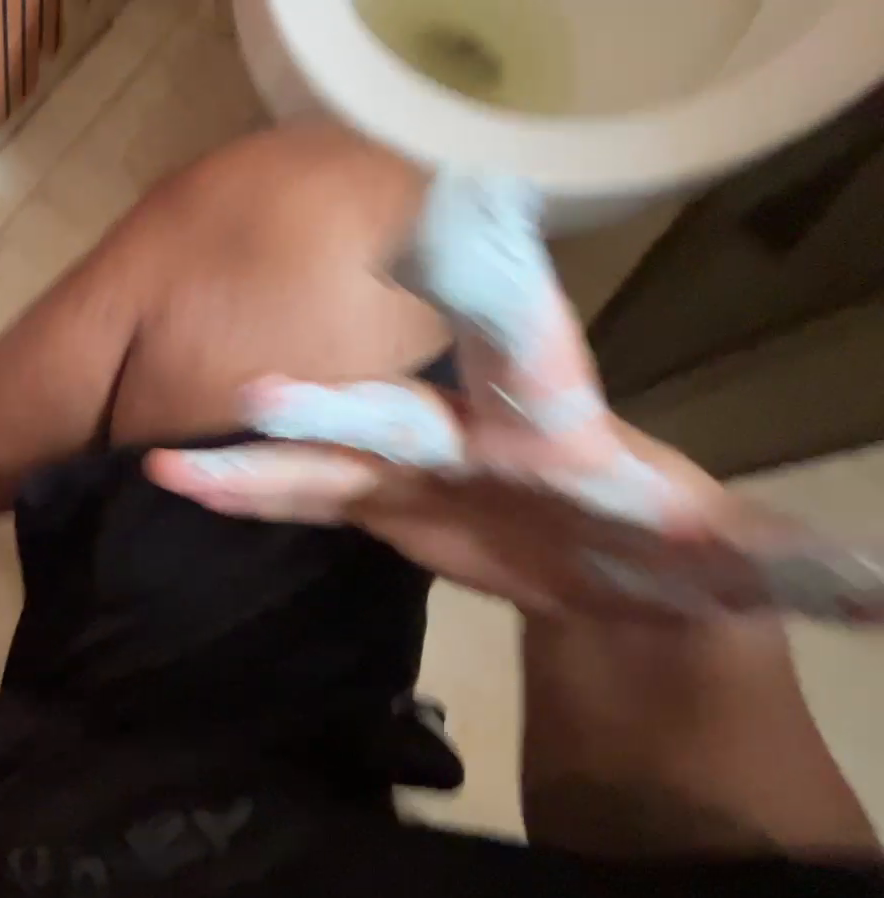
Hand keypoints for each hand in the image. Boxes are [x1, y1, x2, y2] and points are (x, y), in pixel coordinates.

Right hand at [146, 373, 880, 623]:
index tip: (448, 227)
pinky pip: (296, 500)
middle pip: (380, 415)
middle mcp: (457, 423)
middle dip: (322, 411)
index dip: (483, 301)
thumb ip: (780, 564)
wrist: (606, 573)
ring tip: (169, 471)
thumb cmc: (670, 547)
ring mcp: (401, 463)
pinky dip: (242, 499)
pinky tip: (185, 489)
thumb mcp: (731, 559)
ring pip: (311, 464)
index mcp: (548, 416)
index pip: (520, 348)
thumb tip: (874, 586)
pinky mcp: (368, 500)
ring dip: (243, 470)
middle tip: (258, 404)